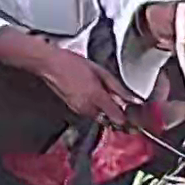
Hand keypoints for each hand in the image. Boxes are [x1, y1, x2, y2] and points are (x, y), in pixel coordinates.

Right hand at [0, 27, 137, 126]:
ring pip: (101, 118)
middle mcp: (89, 108)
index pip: (118, 118)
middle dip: (118, 116)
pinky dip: (97, 110)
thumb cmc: (73, 63)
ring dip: (107, 113)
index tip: (136, 120)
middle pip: (111, 121)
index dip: (129, 121)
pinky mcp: (75, 110)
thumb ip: (118, 88)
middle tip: (123, 108)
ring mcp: (81, 111)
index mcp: (97, 97)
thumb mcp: (101, 72)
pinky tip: (95, 97)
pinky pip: (91, 114)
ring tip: (107, 98)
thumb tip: (134, 100)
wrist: (48, 64)